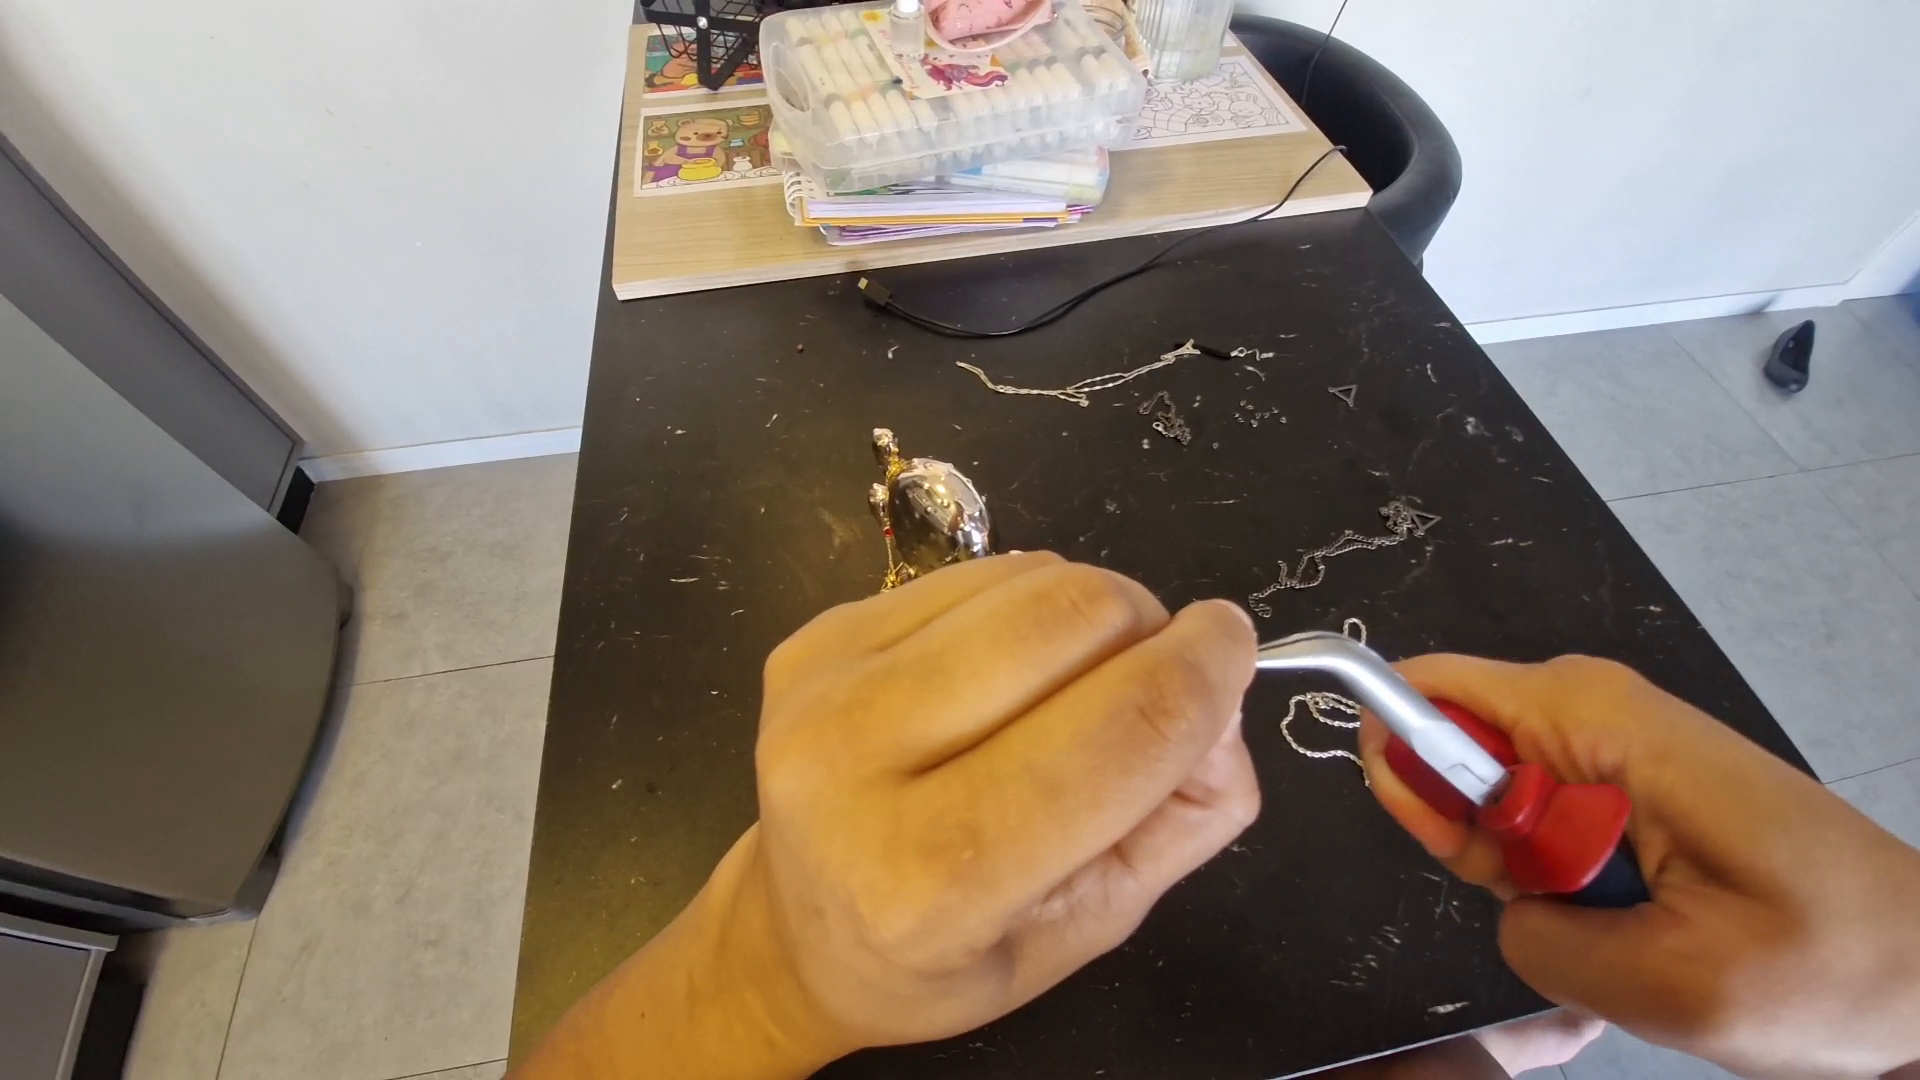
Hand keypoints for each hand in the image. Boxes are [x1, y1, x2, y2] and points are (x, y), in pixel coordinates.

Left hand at [515, 553, 1259, 1078]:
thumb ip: (1187, 815)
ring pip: (1025, 578)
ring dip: (1087, 607)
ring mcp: (827, 681)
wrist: (797, 920)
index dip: (1204, 673)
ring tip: (1070, 671)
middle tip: (1145, 669)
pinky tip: (1004, 657)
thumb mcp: (1093, 924)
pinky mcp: (819, 630)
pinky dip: (1023, 599)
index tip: (1232, 644)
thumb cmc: (948, 950)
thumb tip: (1219, 696)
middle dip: (1145, 628)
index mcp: (932, 876)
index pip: (1116, 734)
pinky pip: (973, 571)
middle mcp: (857, 760)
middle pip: (1071, 619)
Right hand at [1358, 654, 1919, 1078]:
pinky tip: (1594, 895)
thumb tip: (1500, 901)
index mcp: (1586, 714)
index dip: (1402, 758)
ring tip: (1584, 906)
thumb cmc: (1838, 965)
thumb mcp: (1681, 985)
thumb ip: (1540, 939)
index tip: (1444, 841)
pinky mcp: (1604, 761)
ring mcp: (1592, 729)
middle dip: (1455, 819)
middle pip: (1439, 735)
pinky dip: (1527, 854)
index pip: (1423, 688)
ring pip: (1471, 775)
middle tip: (1524, 892)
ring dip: (1498, 849)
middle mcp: (1578, 699)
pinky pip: (1511, 794)